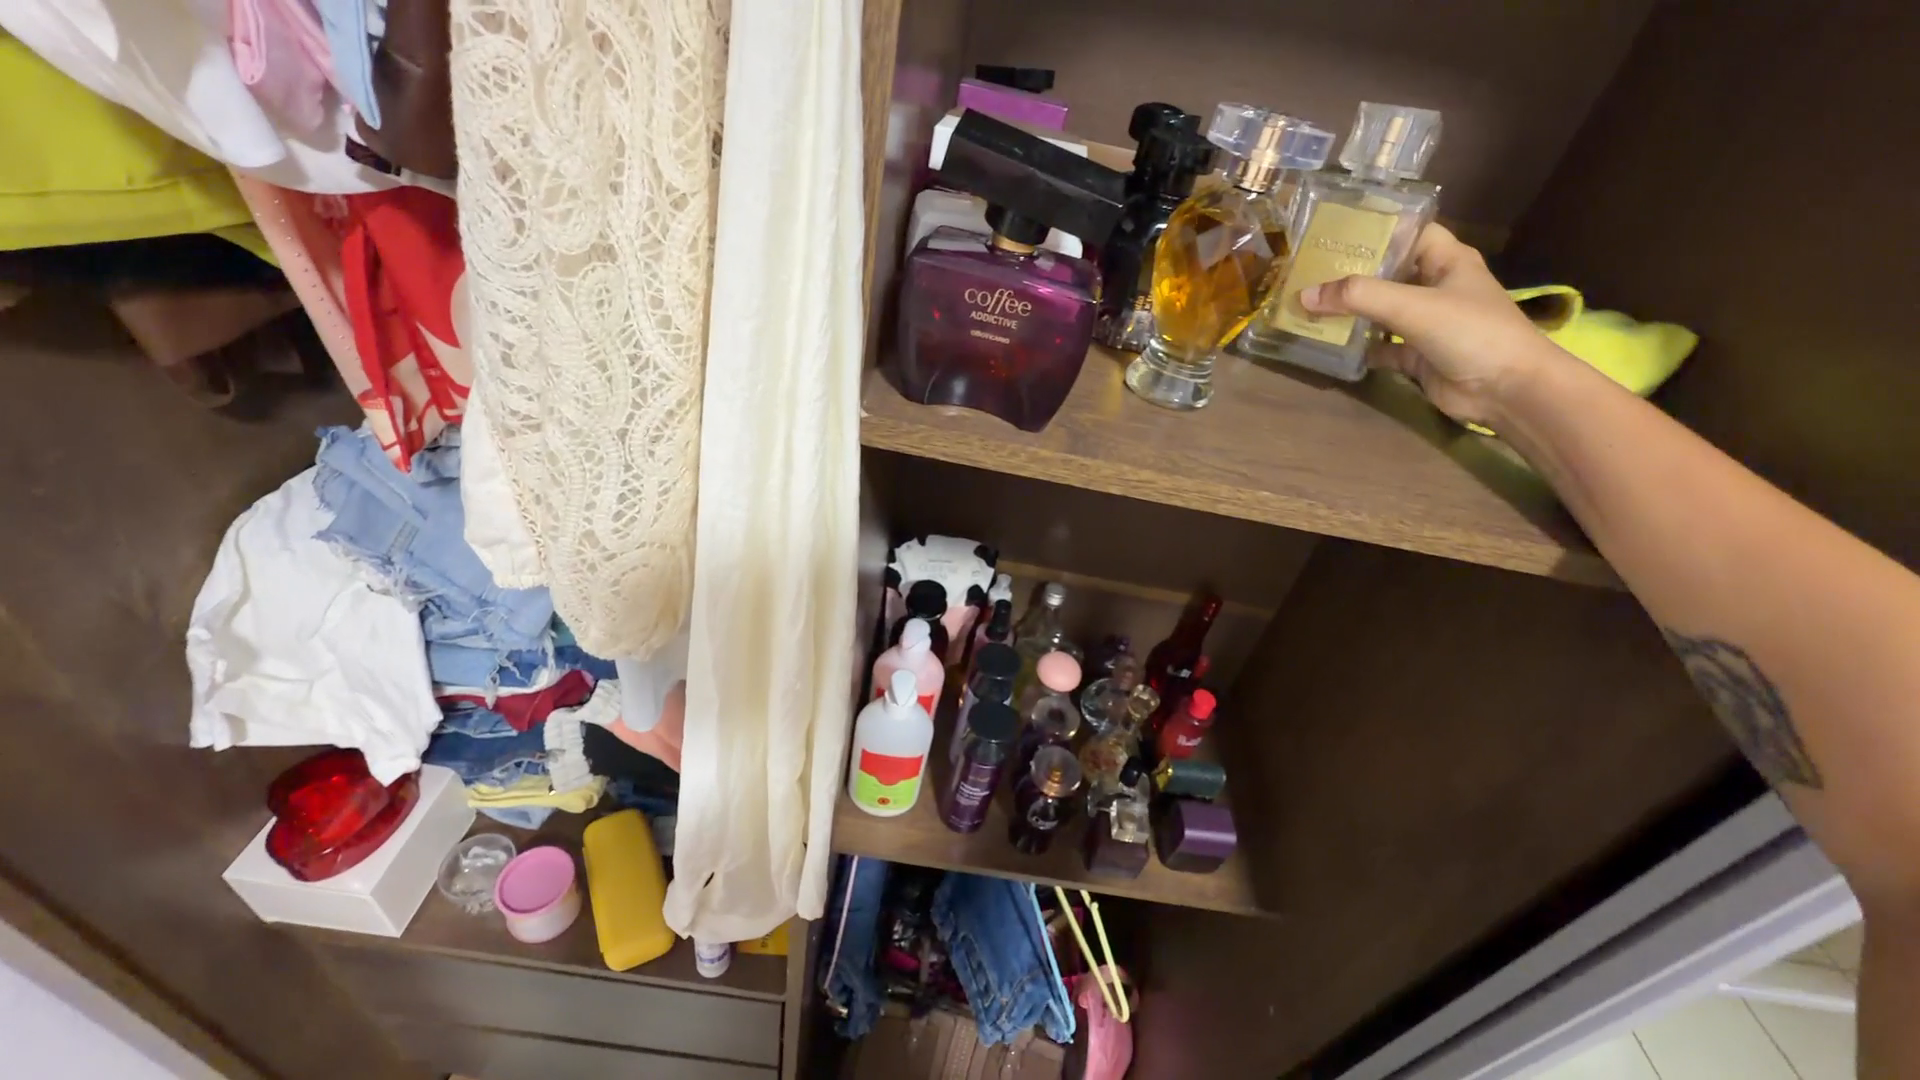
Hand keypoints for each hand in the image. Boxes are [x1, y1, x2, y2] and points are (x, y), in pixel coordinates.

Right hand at [1297, 223, 1566, 427]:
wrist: (1507, 389)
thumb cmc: (1470, 332)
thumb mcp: (1413, 306)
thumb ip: (1359, 297)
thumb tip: (1305, 295)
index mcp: (1447, 260)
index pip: (1409, 232)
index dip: (1376, 230)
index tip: (1334, 234)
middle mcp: (1435, 286)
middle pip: (1388, 273)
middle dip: (1351, 274)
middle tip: (1307, 272)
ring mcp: (1426, 322)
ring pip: (1380, 310)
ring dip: (1349, 311)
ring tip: (1308, 306)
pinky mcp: (1417, 355)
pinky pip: (1380, 346)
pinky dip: (1357, 346)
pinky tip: (1327, 344)